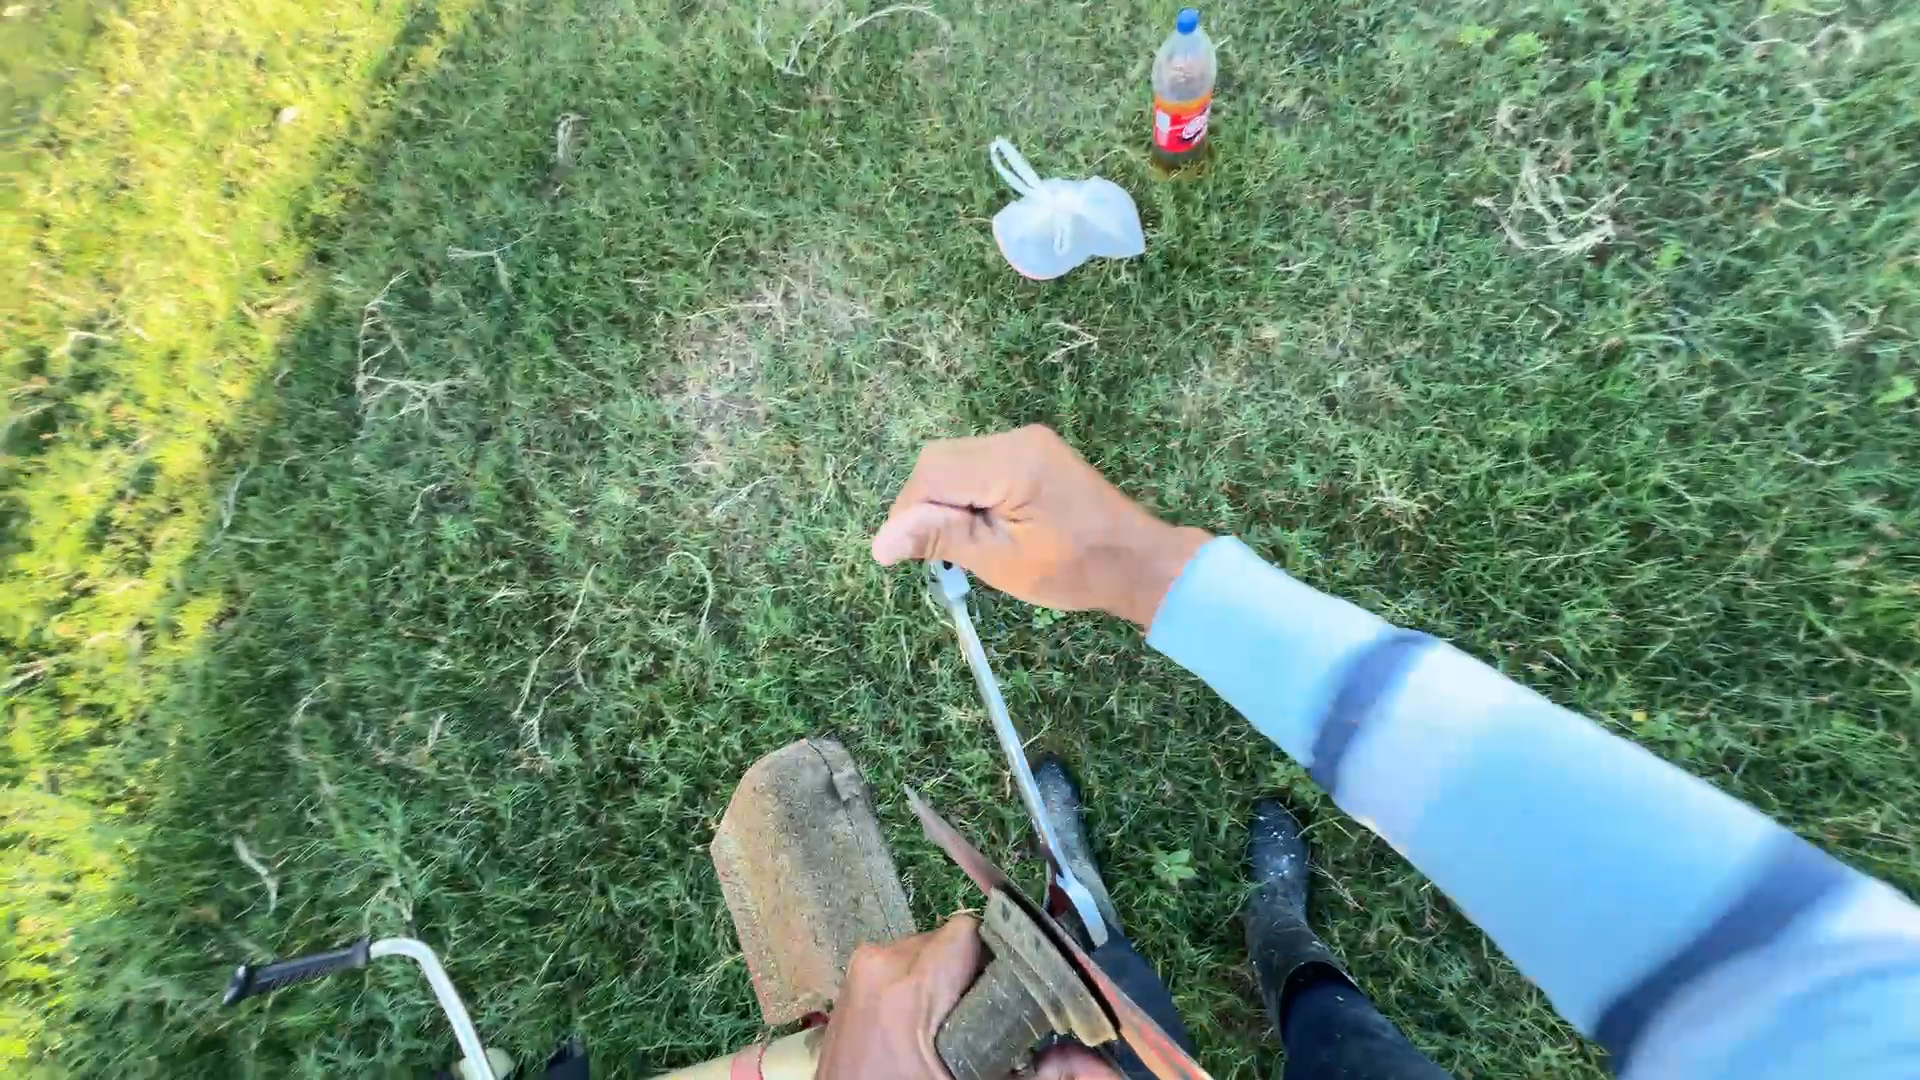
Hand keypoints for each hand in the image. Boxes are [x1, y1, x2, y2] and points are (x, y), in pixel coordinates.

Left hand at [815, 915, 1122, 1079]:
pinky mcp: (851, 980)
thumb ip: (1045, 1074)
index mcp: (910, 984)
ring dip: (949, 980)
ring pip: (929, 949)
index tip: (1018, 989)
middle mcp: (881, 961)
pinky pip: (902, 963)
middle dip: (977, 975)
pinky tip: (929, 1026)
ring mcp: (861, 968)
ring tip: (957, 1028)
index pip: (972, 930)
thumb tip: (1107, 1071)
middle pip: (953, 939)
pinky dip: (922, 986)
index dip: (1002, 954)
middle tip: (990, 1022)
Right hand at [871, 426, 1210, 626]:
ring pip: (955, 460)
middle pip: (940, 460)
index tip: (905, 553)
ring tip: (961, 541)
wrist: (1137, 560)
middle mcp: (1016, 439)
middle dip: (924, 504)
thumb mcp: (1002, 561)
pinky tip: (980, 523)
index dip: (908, 511)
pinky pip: (978, 464)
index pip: (932, 472)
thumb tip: (880, 541)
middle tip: (932, 551)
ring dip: (944, 499)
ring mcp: (1026, 441)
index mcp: (1011, 462)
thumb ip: (941, 538)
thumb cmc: (1074, 570)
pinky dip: (965, 493)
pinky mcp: (1032, 452)